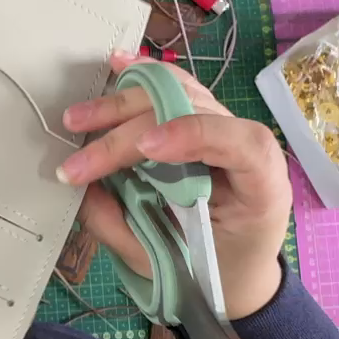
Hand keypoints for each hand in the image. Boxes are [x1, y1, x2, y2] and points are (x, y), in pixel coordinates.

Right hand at [56, 53, 291, 320]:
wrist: (235, 271)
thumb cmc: (211, 272)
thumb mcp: (168, 265)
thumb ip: (125, 228)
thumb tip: (84, 189)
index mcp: (261, 188)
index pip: (243, 144)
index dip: (194, 134)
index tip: (146, 148)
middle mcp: (246, 147)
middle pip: (191, 115)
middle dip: (127, 133)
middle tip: (79, 161)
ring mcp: (222, 128)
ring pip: (176, 96)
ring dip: (122, 105)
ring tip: (77, 120)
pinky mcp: (197, 123)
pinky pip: (174, 90)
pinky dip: (142, 79)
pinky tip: (115, 66)